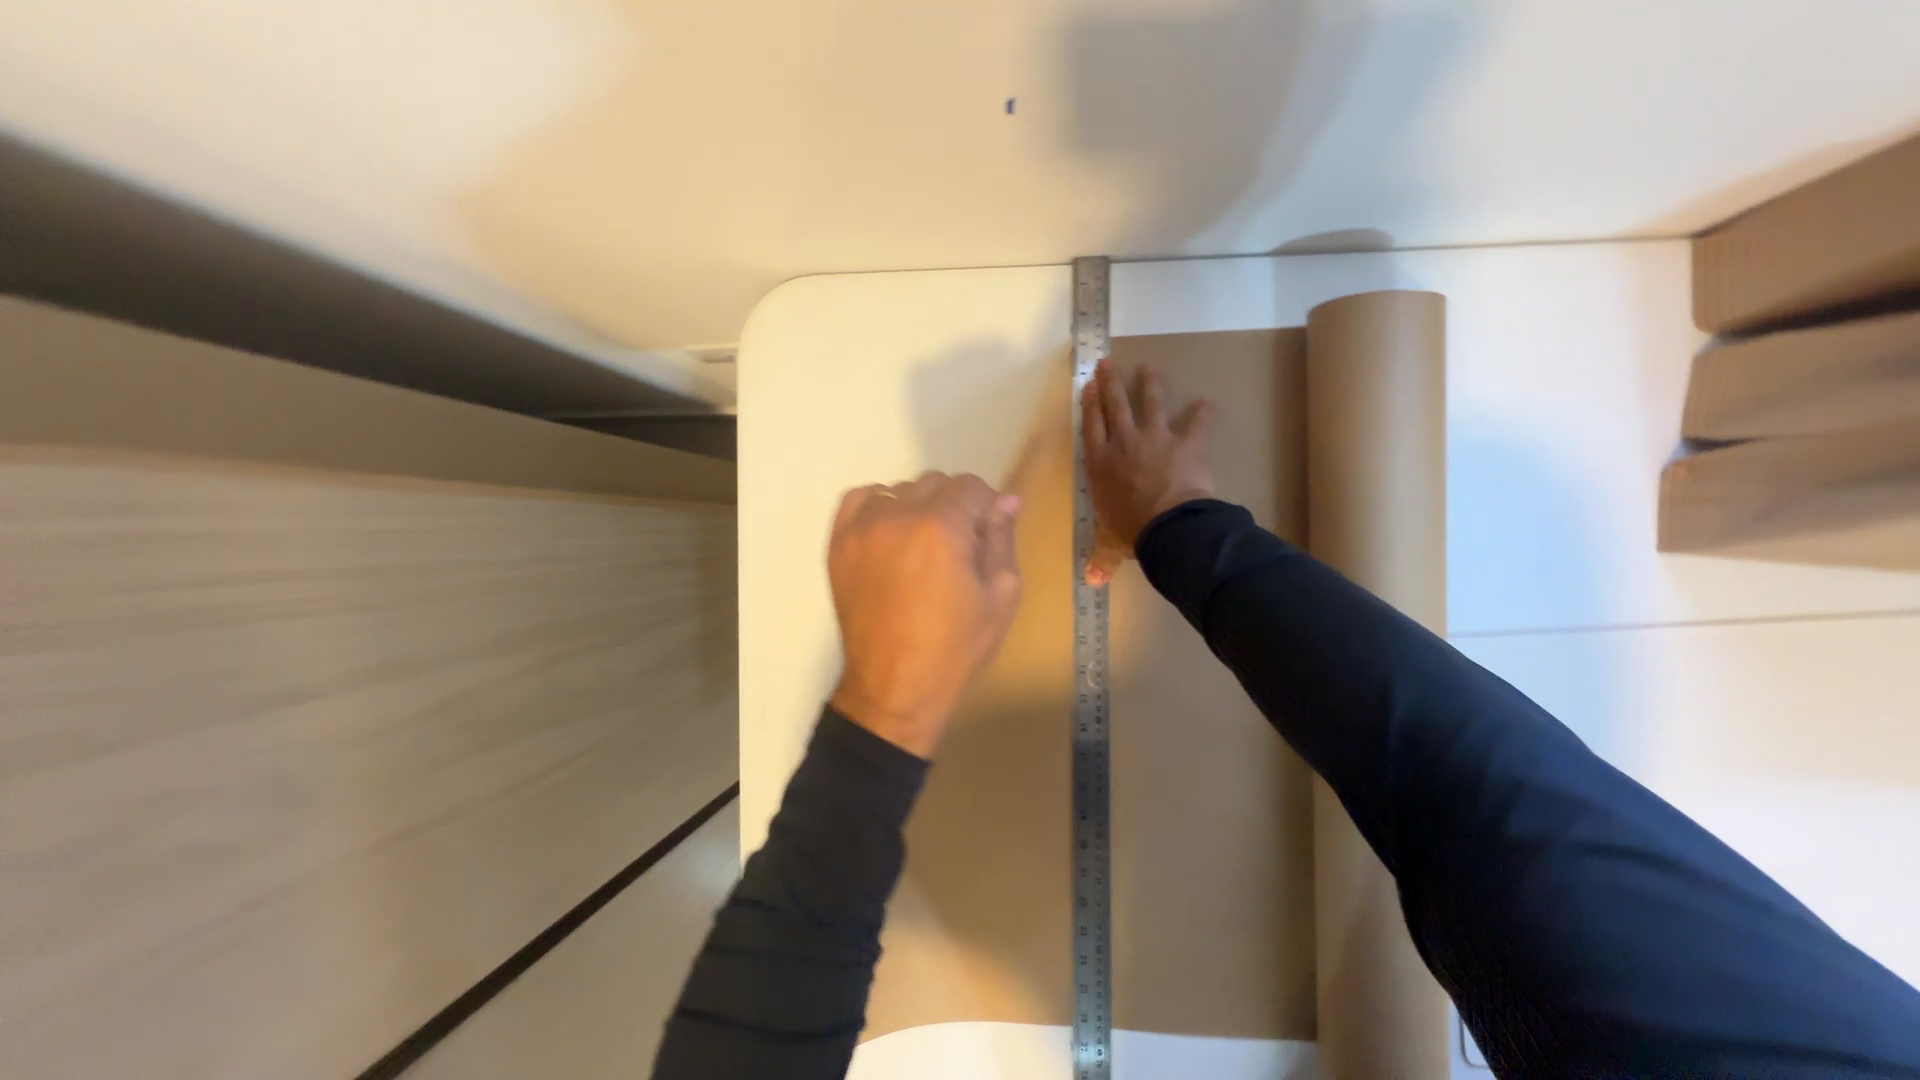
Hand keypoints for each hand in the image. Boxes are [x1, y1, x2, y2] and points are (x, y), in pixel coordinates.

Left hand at [827, 471, 1023, 756]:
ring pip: (899, 490)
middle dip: (953, 507)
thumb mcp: (1000, 595)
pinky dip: (879, 509)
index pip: (972, 487)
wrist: (894, 687)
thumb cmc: (956, 647)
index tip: (985, 540)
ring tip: (921, 551)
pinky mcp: (838, 544)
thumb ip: (1002, 539)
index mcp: (941, 527)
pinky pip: (861, 500)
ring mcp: (861, 528)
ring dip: (917, 509)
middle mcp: (897, 516)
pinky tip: (891, 538)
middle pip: (935, 483)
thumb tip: (1006, 500)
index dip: (986, 510)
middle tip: (957, 552)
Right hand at [1081, 361, 1214, 584]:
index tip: (1089, 386)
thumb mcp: (1110, 544)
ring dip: (1149, 383)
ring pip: (1150, 402)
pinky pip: (1198, 423)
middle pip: (1114, 405)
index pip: (1091, 425)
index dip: (1090, 404)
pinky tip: (1207, 403)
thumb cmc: (1131, 532)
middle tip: (1107, 363)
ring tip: (1148, 368)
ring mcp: (1155, 439)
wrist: (1167, 529)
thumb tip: (1092, 581)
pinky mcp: (1186, 443)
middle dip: (1110, 382)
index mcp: (1100, 463)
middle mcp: (1123, 443)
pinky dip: (1204, 413)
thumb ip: (1102, 557)